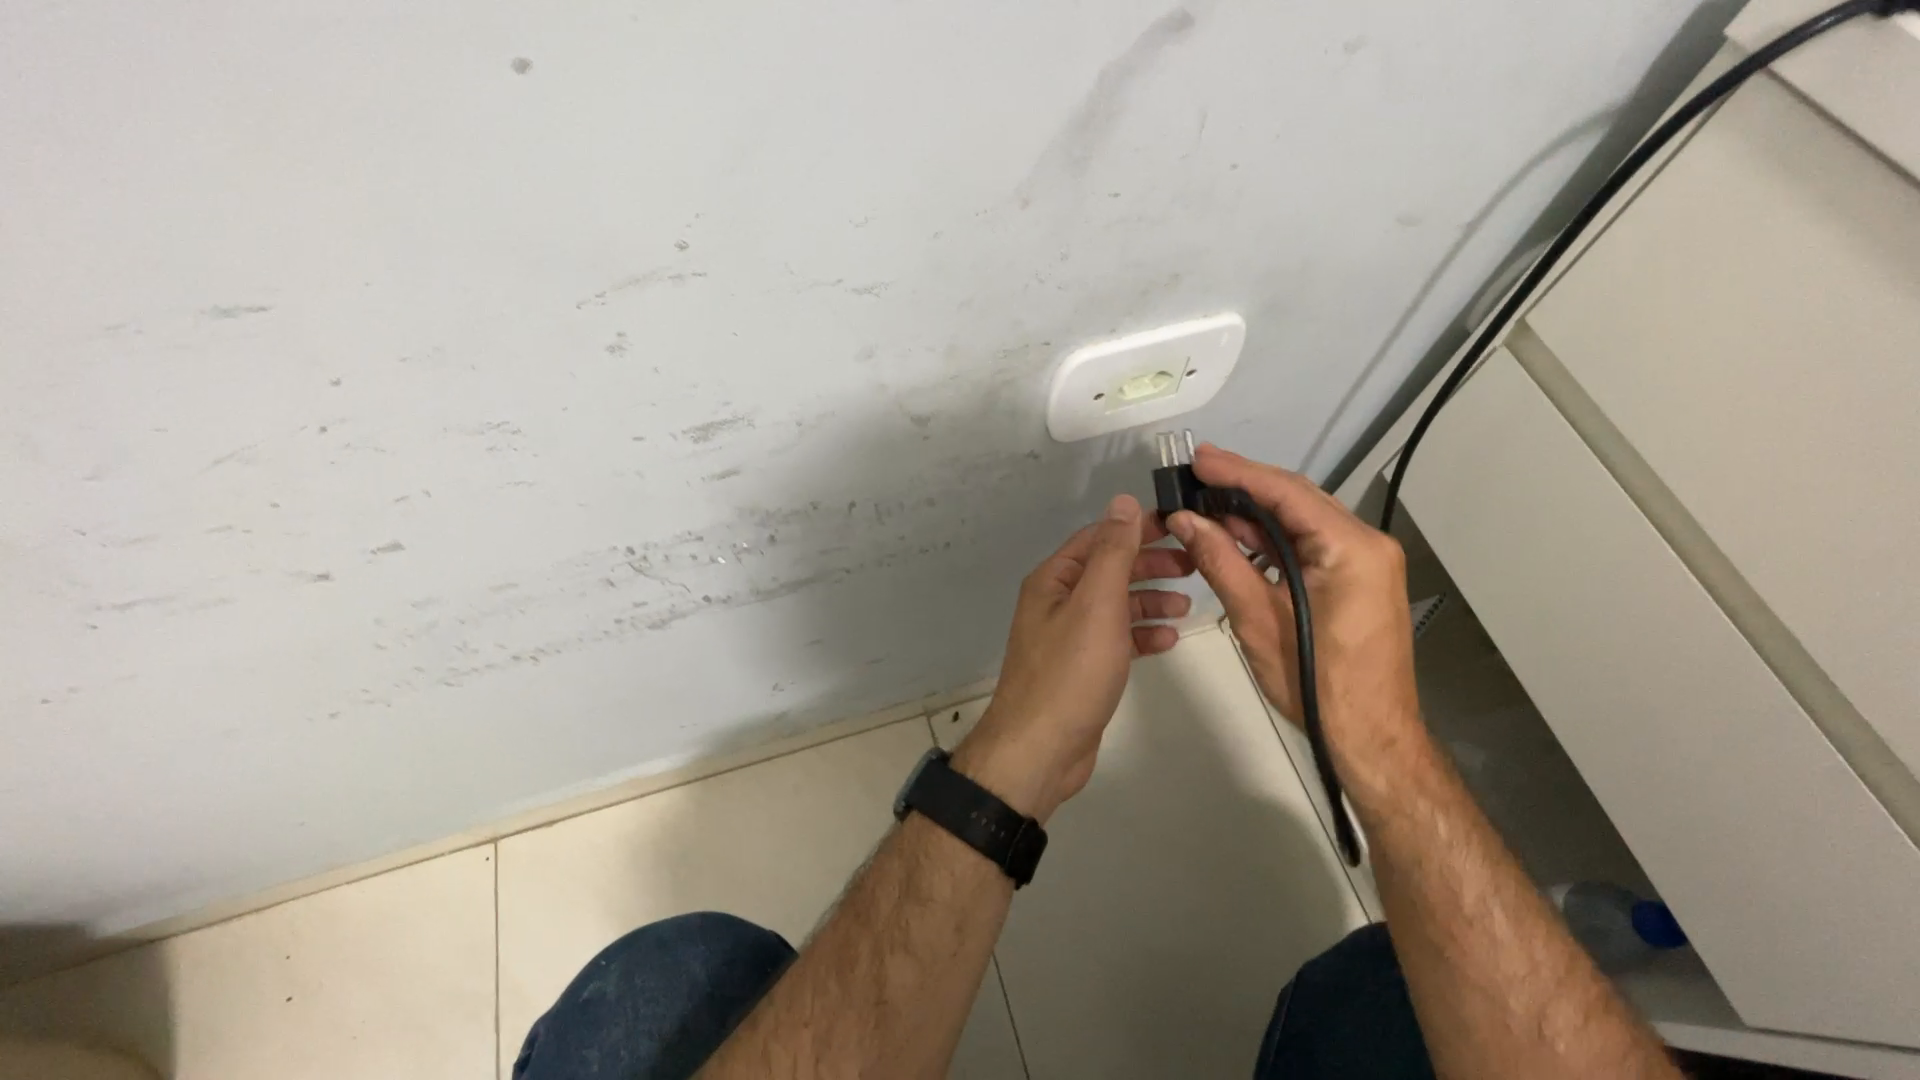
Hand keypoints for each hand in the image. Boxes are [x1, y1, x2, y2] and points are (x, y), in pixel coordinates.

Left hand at [953, 494, 1192, 822]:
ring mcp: (1069, 638)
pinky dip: (1141, 636)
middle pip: (1109, 570)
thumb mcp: (1096, 603)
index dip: (1139, 529)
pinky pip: (1116, 641)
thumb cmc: (1070, 672)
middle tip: (1194, 566)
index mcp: (1054, 580)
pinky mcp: (1082, 669)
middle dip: (1149, 565)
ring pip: (1115, 607)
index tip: (1182, 527)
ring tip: (1187, 604)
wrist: (1041, 749)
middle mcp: (1058, 603)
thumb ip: (1113, 552)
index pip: (1099, 538)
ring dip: (1150, 601)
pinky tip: (1169, 640)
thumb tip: (1124, 502)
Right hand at [1164, 445, 1419, 789]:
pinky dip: (1274, 540)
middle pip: (1297, 499)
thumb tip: (1185, 520)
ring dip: (1256, 515)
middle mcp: (1367, 543)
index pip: (1286, 493)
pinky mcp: (1360, 579)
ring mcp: (1368, 561)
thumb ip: (1220, 561)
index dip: (1237, 472)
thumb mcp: (1258, 619)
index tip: (1197, 459)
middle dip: (1244, 486)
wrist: (1370, 735)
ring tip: (1206, 508)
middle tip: (1195, 476)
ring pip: (1303, 521)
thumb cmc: (1315, 683)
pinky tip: (1238, 539)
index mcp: (1350, 548)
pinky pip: (1312, 545)